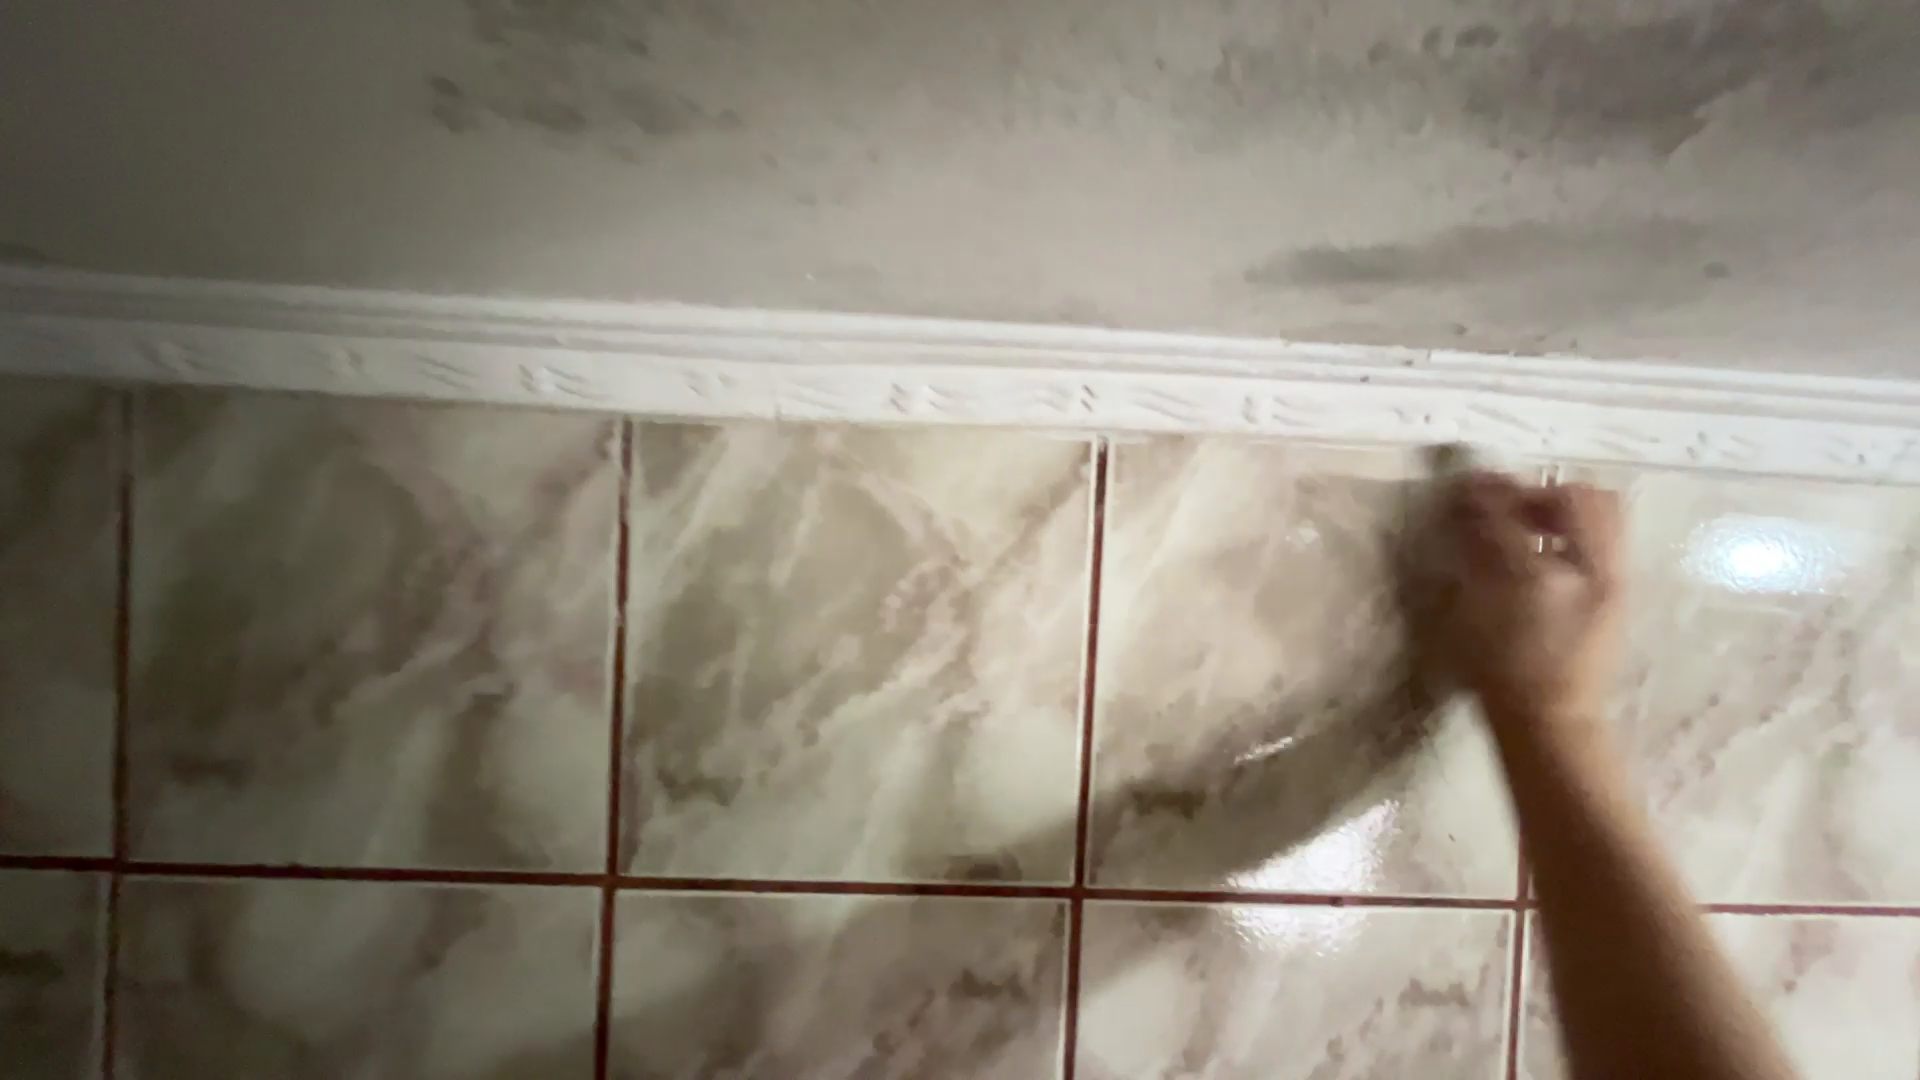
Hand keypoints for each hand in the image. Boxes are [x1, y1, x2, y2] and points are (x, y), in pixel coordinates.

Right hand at [1415, 472, 1625, 730]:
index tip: (1466, 486)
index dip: (1495, 491)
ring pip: (1601, 519)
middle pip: (1588, 499)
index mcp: (1560, 571)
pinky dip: (1568, 535)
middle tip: (1504, 508)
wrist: (1549, 717)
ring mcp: (1615, 581)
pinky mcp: (1615, 595)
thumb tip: (1467, 502)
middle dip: (1542, 494)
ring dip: (1558, 512)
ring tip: (1519, 529)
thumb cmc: (1501, 664)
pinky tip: (1535, 556)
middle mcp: (1599, 568)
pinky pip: (1600, 542)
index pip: (1527, 508)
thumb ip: (1478, 547)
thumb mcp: (1479, 604)